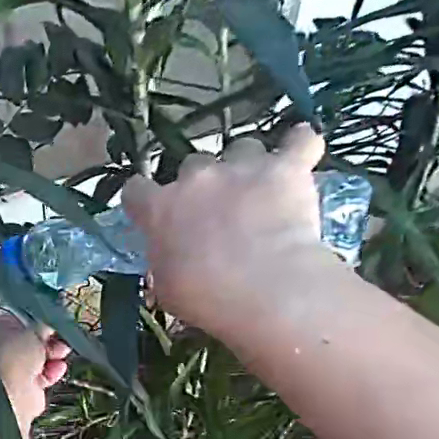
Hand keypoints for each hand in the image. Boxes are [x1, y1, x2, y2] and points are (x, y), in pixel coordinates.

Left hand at [0, 312, 70, 424]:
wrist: (10, 394)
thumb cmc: (12, 358)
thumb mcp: (33, 331)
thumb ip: (43, 326)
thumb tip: (49, 324)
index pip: (18, 321)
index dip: (37, 322)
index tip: (52, 322)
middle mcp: (0, 350)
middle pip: (30, 341)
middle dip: (48, 340)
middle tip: (60, 338)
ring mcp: (11, 370)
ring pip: (38, 358)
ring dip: (52, 355)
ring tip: (61, 353)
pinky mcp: (24, 386)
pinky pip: (42, 375)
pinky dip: (52, 372)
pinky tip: (57, 368)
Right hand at [122, 126, 345, 335]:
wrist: (265, 288)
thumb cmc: (206, 297)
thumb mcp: (167, 290)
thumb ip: (163, 265)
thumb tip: (169, 263)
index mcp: (160, 209)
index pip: (136, 189)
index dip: (145, 200)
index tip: (155, 213)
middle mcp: (196, 178)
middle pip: (192, 164)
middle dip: (203, 185)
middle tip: (216, 214)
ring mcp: (242, 167)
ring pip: (242, 148)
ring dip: (248, 166)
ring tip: (260, 191)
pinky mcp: (286, 168)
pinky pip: (300, 141)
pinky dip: (301, 146)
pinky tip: (302, 153)